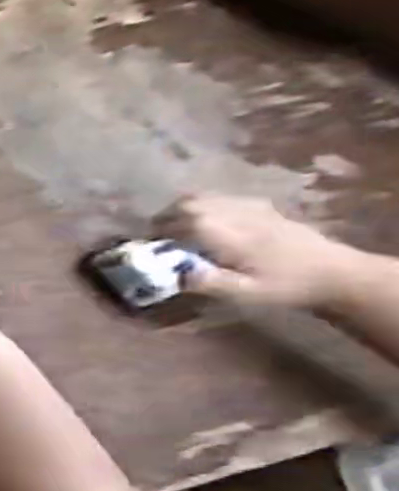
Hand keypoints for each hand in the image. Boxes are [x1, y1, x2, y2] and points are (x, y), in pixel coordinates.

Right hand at [160, 195, 364, 307]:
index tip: (151, 245)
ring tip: (175, 225)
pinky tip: (207, 220)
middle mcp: (240, 217)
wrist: (338, 274)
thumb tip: (175, 275)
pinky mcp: (264, 209)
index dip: (161, 230)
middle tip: (157, 234)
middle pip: (192, 203)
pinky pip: (225, 198)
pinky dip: (206, 205)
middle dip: (167, 216)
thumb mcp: (246, 293)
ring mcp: (255, 210)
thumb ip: (209, 283)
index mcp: (233, 236)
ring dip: (183, 209)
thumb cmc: (286, 286)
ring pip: (207, 197)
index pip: (185, 221)